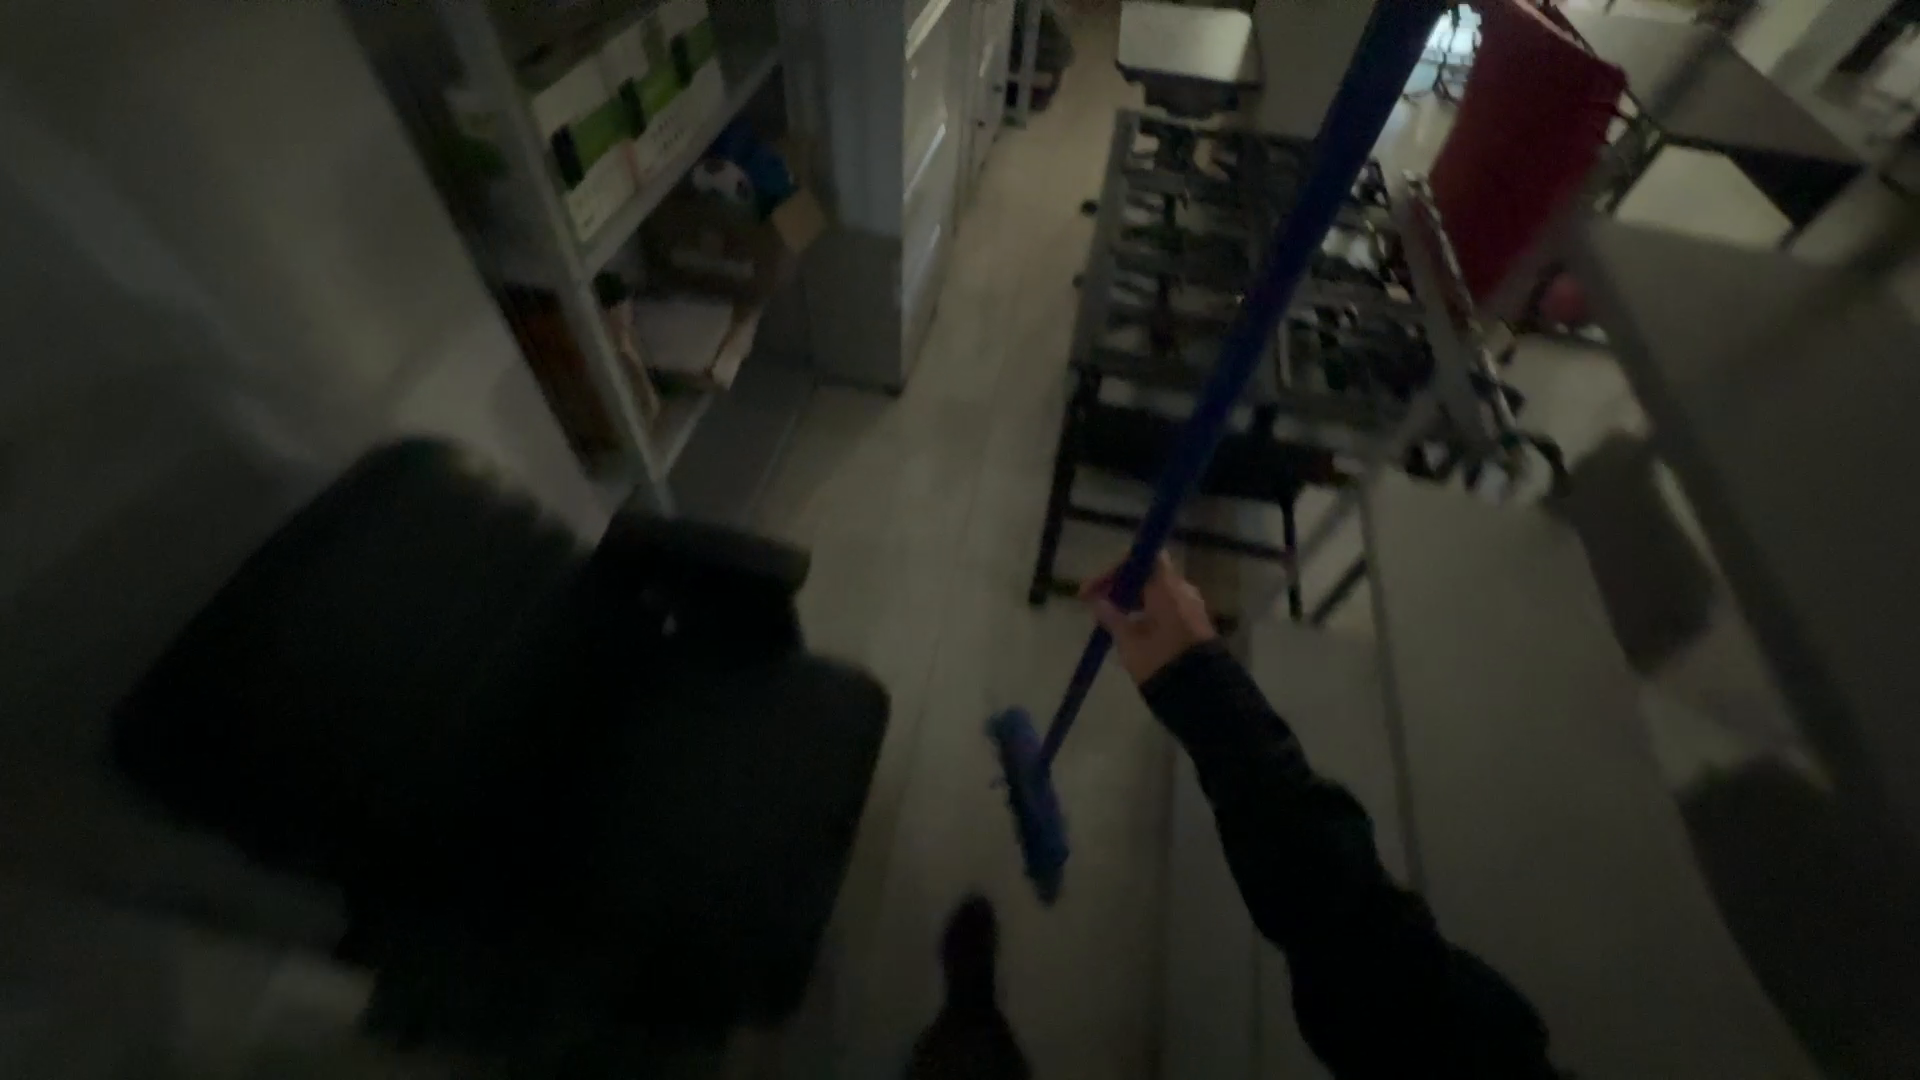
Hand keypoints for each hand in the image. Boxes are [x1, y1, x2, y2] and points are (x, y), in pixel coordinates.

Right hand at [1080, 553, 1218, 684]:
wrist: (1200, 692)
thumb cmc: (1160, 660)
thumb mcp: (1129, 640)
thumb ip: (1111, 616)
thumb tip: (1097, 601)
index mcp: (1167, 587)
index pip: (1143, 558)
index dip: (1117, 568)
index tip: (1095, 586)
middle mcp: (1182, 590)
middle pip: (1147, 574)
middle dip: (1120, 585)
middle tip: (1094, 601)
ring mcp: (1191, 606)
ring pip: (1156, 591)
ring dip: (1131, 598)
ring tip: (1108, 616)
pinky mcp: (1194, 623)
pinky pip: (1166, 605)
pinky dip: (1145, 609)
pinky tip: (1128, 625)